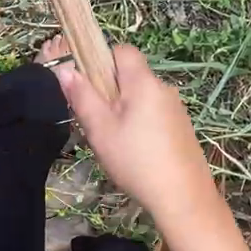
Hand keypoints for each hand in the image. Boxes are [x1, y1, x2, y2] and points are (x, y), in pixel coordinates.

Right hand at [53, 44, 216, 222]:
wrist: (185, 199)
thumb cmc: (137, 161)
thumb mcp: (101, 130)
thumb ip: (82, 97)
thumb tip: (66, 69)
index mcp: (143, 82)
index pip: (122, 50)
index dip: (102, 61)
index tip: (91, 88)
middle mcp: (163, 88)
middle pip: (131, 75)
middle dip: (111, 92)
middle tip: (99, 122)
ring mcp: (176, 108)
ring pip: (142, 97)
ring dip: (125, 111)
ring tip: (116, 143)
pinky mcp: (182, 128)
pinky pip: (154, 114)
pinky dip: (142, 124)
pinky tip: (136, 153)